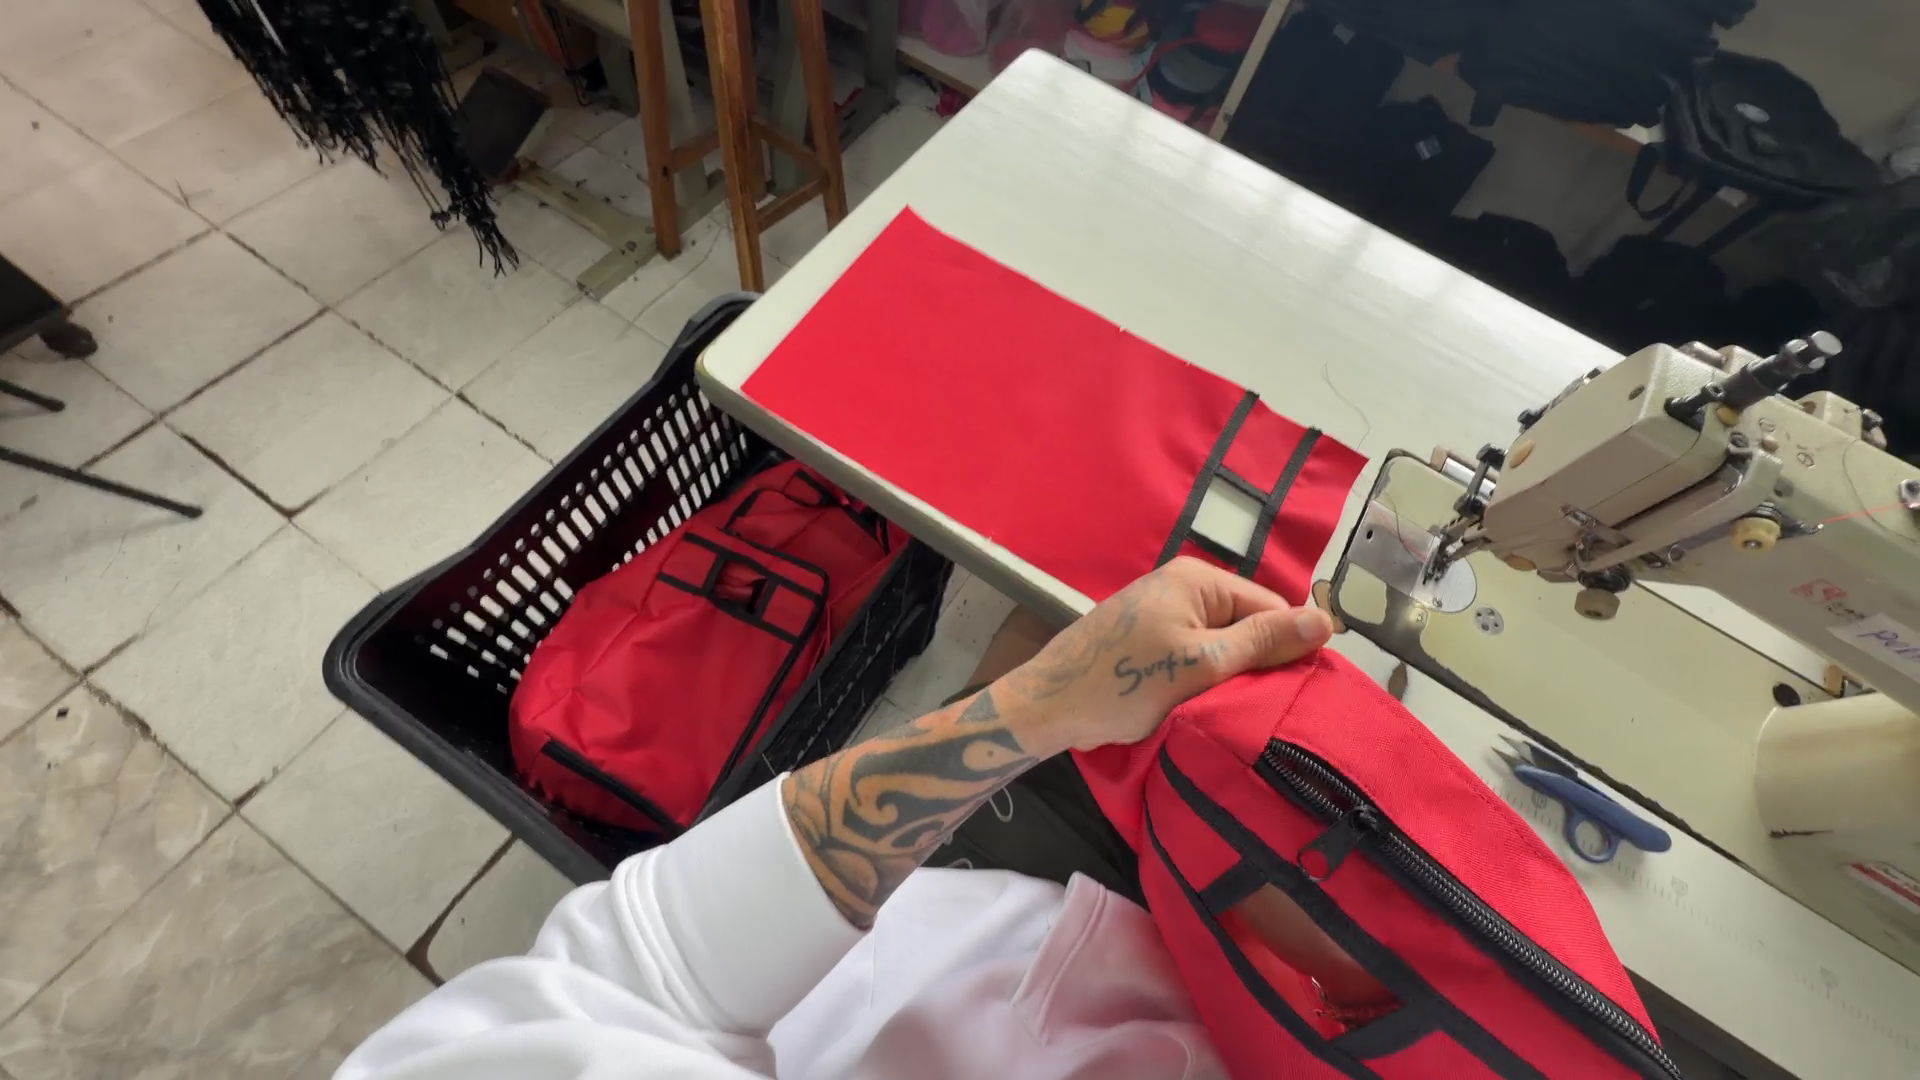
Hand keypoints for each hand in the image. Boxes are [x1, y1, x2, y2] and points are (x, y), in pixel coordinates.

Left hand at [996, 557, 1333, 753]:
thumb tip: (1327, 619)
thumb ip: (1262, 641)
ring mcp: (1162, 611)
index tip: (1299, 694)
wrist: (1051, 704)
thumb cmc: (1124, 683)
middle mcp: (1182, 585)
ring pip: (1221, 643)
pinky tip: (1210, 704)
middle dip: (1258, 663)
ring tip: (1241, 710)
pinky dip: (1205, 677)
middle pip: (1246, 624)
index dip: (1288, 648)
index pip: (1270, 607)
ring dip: (1232, 674)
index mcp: (1198, 579)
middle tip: (1269, 707)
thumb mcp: (1202, 664)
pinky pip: (1195, 653)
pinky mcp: (1148, 637)